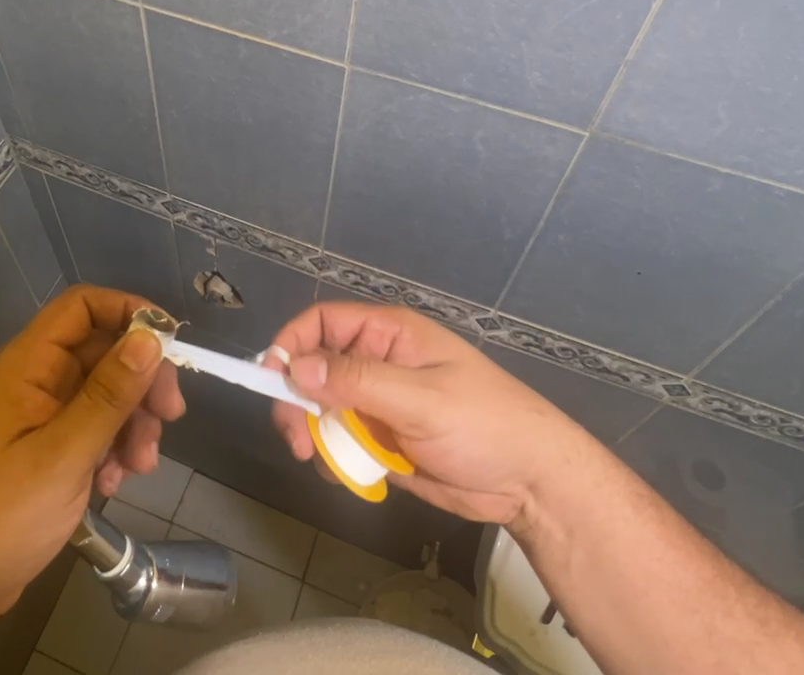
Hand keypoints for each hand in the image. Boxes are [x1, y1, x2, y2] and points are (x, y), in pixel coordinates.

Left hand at [0, 285, 182, 673]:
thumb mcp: (61, 456)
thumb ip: (108, 395)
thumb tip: (152, 337)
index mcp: (28, 366)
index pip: (83, 306)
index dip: (128, 311)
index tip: (171, 343)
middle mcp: (36, 381)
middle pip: (104, 351)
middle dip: (142, 380)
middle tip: (170, 415)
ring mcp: (42, 417)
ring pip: (106, 394)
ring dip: (133, 423)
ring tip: (140, 466)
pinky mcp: (48, 452)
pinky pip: (94, 430)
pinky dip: (113, 450)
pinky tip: (113, 484)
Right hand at [266, 301, 592, 528]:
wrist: (529, 481)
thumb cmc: (482, 424)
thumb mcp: (419, 398)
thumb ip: (356, 380)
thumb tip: (295, 366)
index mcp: (388, 334)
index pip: (322, 323)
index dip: (291, 345)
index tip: (273, 381)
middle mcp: (377, 362)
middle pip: (313, 369)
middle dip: (297, 402)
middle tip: (297, 441)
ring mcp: (378, 402)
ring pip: (321, 409)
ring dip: (314, 434)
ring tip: (325, 463)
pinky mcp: (381, 439)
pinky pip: (340, 441)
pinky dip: (335, 458)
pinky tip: (350, 475)